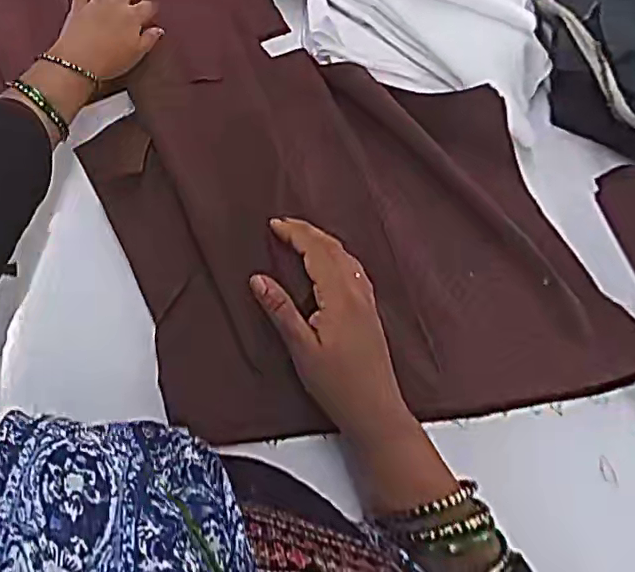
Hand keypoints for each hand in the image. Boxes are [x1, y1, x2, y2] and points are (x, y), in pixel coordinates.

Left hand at [46, 0, 163, 82]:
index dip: (151, 6)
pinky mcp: (79, 7)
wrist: (78, 63)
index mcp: (132, 17)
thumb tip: (157, 30)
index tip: (152, 8)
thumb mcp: (135, 53)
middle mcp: (116, 5)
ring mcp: (96, 4)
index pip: (147, 6)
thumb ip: (148, 40)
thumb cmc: (108, 61)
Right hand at [253, 218, 460, 516]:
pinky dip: (337, 254)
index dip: (294, 233)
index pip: (316, 251)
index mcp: (339, 296)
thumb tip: (258, 278)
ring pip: (345, 256)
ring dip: (322, 240)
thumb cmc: (338, 385)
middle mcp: (356, 292)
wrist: (377, 412)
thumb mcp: (301, 348)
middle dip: (307, 231)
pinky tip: (332, 261)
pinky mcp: (370, 311)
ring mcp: (366, 301)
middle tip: (284, 223)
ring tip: (302, 235)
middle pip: (332, 248)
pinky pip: (354, 268)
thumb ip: (280, 309)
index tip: (274, 224)